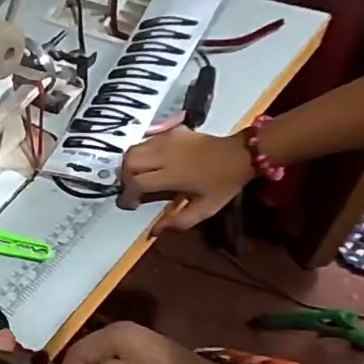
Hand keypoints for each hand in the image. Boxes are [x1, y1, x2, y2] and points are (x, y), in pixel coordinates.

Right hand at [119, 128, 254, 233]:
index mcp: (171, 175)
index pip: (136, 182)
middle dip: (124, 177)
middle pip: (128, 162)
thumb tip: (154, 232)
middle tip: (132, 189)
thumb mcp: (205, 209)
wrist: (239, 154)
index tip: (129, 204)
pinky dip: (142, 152)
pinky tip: (151, 162)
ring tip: (138, 176)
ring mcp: (166, 139)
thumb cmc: (222, 184)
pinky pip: (146, 140)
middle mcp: (164, 154)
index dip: (128, 196)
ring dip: (130, 164)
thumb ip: (178, 222)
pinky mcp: (171, 130)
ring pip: (134, 149)